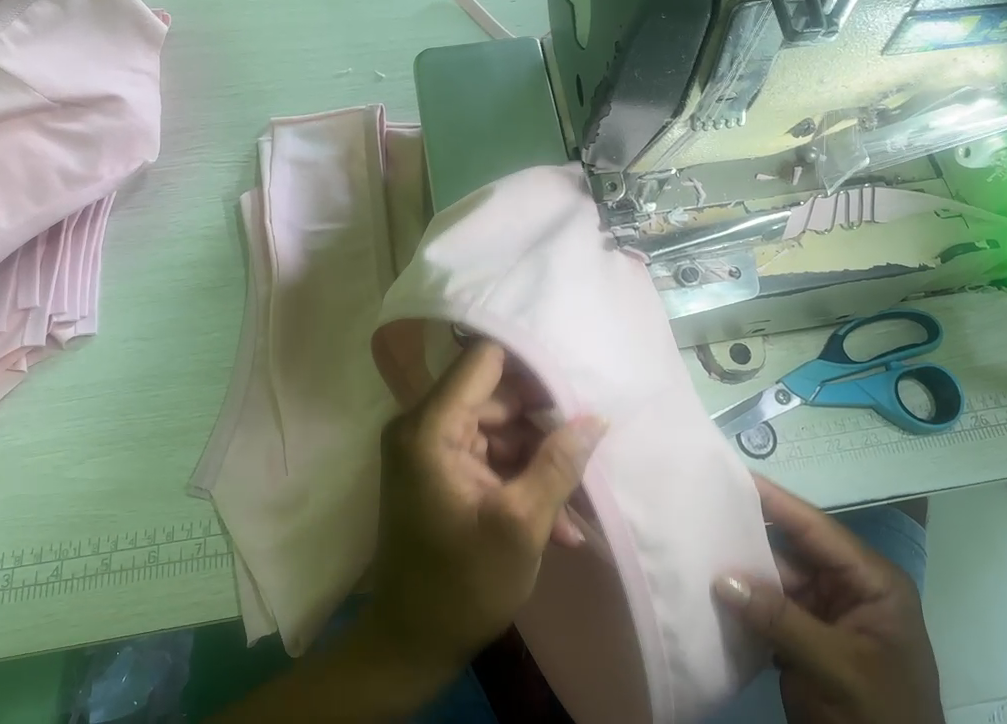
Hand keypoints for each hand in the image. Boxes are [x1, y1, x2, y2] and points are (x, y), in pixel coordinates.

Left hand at [363, 339, 607, 673]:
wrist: (411, 646)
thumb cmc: (463, 585)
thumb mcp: (522, 523)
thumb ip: (559, 463)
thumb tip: (594, 418)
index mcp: (431, 428)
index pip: (484, 359)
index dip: (530, 364)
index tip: (574, 379)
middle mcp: (423, 428)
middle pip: (495, 396)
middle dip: (543, 422)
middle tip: (586, 445)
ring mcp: (430, 453)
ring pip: (499, 430)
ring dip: (538, 461)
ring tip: (577, 499)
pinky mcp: (440, 476)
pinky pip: (489, 459)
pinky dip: (520, 482)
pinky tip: (558, 522)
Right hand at [714, 476, 943, 723]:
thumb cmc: (880, 715)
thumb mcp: (837, 667)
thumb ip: (781, 620)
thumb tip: (723, 578)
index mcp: (872, 581)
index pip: (817, 529)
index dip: (776, 501)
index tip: (734, 475)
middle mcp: (848, 589)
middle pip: (790, 551)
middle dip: (748, 536)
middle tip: (699, 510)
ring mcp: (825, 618)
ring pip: (774, 582)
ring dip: (738, 573)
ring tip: (691, 546)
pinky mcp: (804, 645)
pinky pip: (767, 613)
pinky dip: (740, 606)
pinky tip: (706, 592)